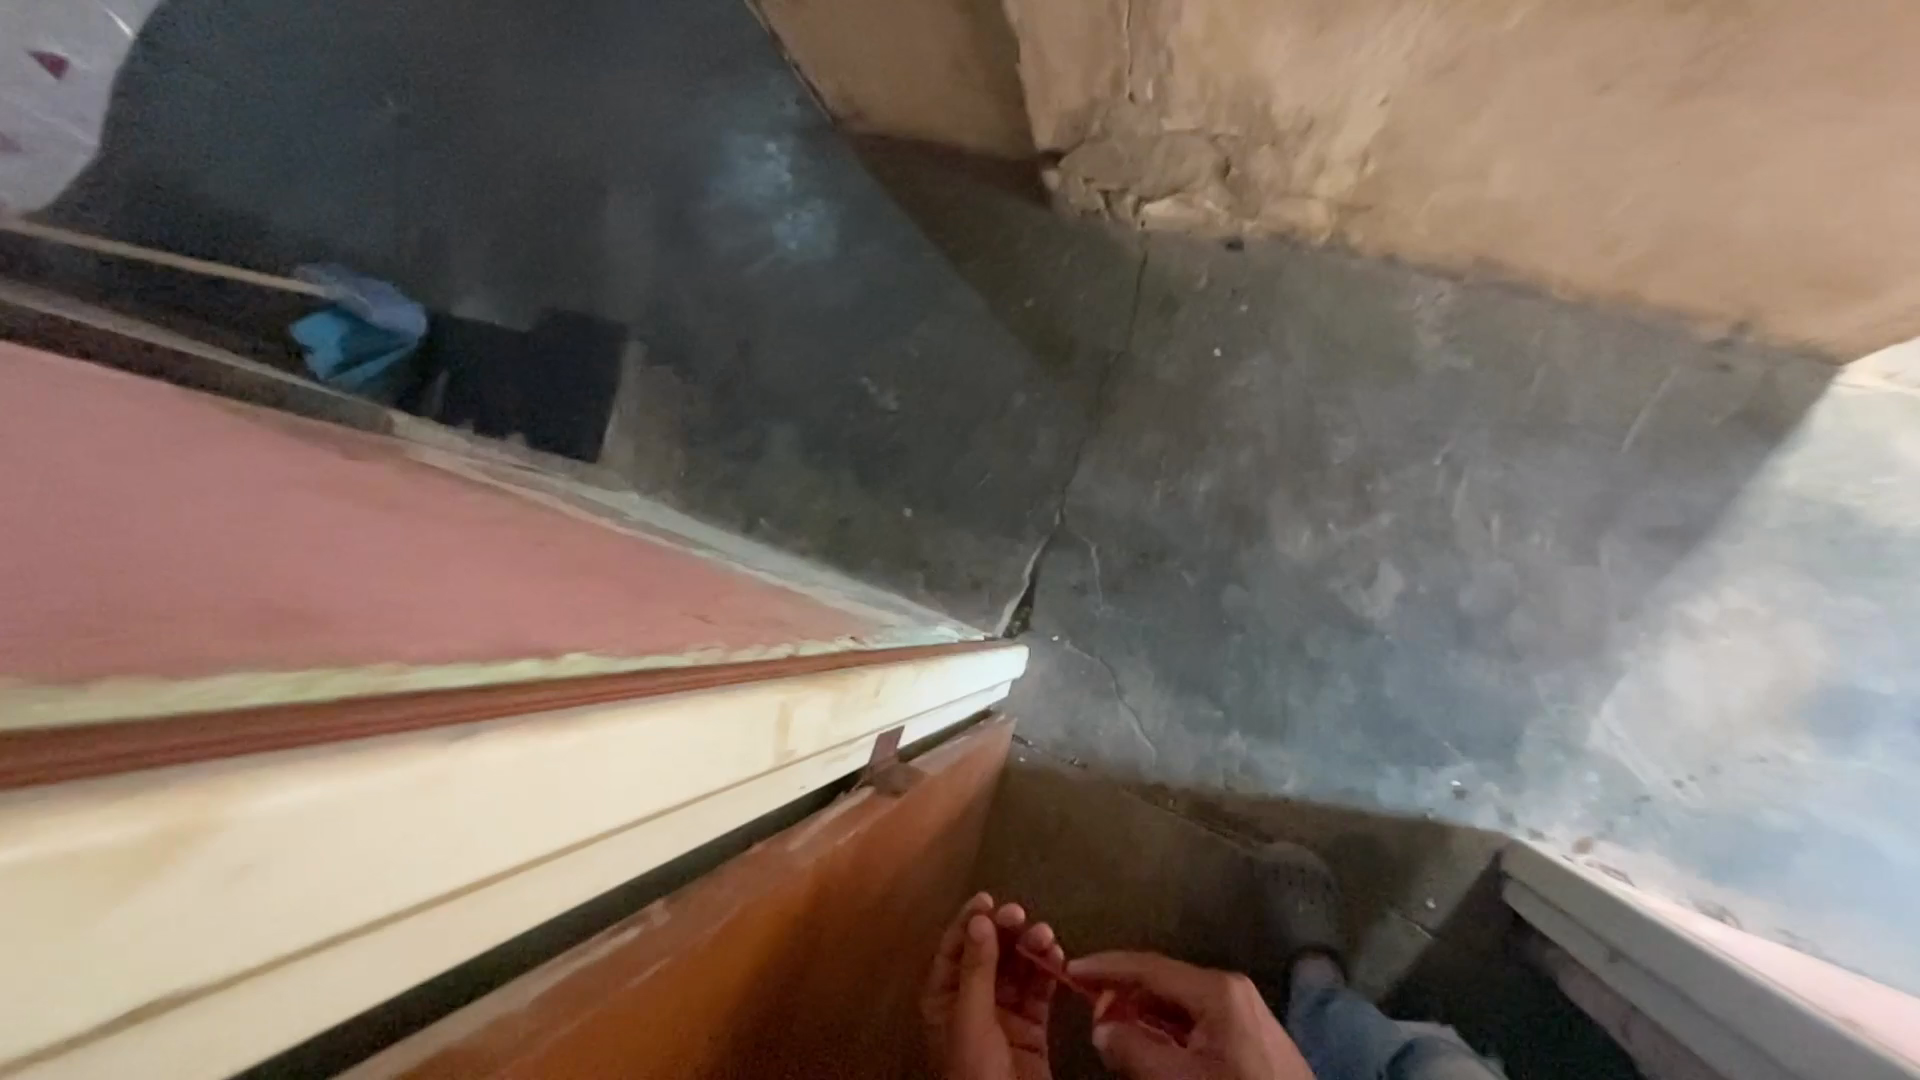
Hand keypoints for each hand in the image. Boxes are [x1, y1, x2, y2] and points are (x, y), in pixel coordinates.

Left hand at [921, 892, 1061, 1079]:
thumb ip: (977, 969)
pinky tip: (1058, 956)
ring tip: (1046, 936)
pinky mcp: (1031, 1031)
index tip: (989, 899)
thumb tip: (980, 919)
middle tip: (1021, 916)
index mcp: (943, 998)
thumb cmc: (976, 1074)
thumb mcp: (971, 1020)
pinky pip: (1039, 992)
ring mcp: (1003, 1016)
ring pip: (1016, 969)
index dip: (970, 922)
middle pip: (989, 954)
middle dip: (1004, 932)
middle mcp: (971, 1002)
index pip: (954, 948)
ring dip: (1030, 949)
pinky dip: (1047, 973)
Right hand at [1068, 952, 1311, 1079]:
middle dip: (1125, 998)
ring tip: (1116, 1040)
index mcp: (1216, 989)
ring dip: (1145, 1019)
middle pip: (1163, 983)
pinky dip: (1169, 1034)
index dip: (1105, 968)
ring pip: (1179, 1005)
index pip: (1147, 966)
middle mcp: (1231, 989)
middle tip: (1094, 1022)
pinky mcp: (1252, 1039)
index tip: (1069, 972)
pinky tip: (1152, 1053)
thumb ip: (1134, 1051)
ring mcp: (1245, 1013)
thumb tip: (1102, 1028)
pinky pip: (1197, 1024)